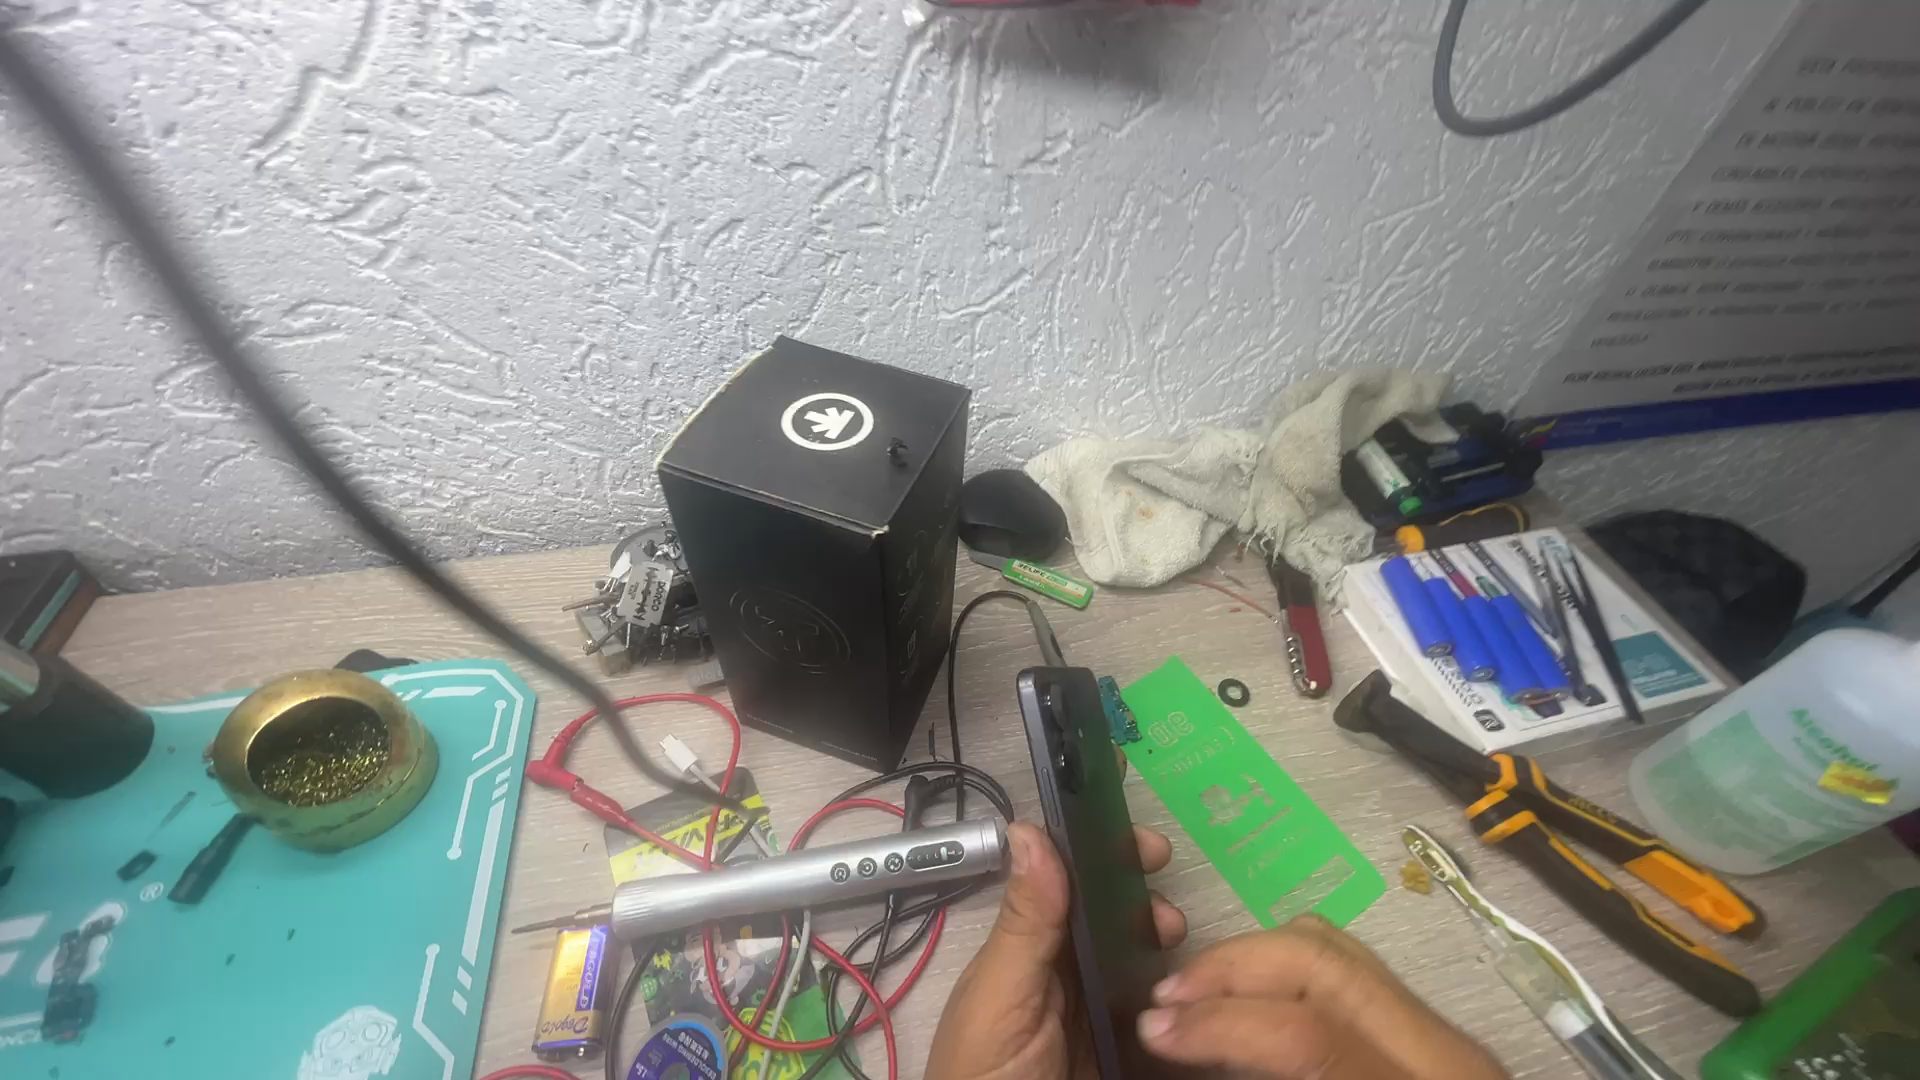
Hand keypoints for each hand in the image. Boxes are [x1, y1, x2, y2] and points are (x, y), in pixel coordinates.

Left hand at [925, 822, 1186, 1079]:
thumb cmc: (984, 1072)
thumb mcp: (1001, 995)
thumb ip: (1023, 922)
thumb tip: (1028, 829)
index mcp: (1027, 941)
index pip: (1059, 874)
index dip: (1087, 836)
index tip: (1117, 803)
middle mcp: (1064, 963)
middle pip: (1105, 902)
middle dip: (1133, 872)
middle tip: (1159, 857)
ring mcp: (1098, 1002)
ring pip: (1136, 944)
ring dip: (1158, 924)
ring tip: (1172, 928)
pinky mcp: (1127, 1041)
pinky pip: (1159, 1000)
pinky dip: (1178, 982)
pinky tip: (1187, 974)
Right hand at [1137, 915, 1508, 1078]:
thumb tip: (1195, 1055)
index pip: (1309, 1035)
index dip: (1219, 1023)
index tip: (1154, 1029)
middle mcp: (1446, 1058)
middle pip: (1320, 960)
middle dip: (1229, 967)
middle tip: (1168, 996)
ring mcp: (1446, 1039)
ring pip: (1335, 945)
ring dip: (1252, 954)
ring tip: (1199, 987)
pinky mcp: (1434, 1035)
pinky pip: (1349, 964)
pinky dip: (1285, 961)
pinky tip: (1252, 991)